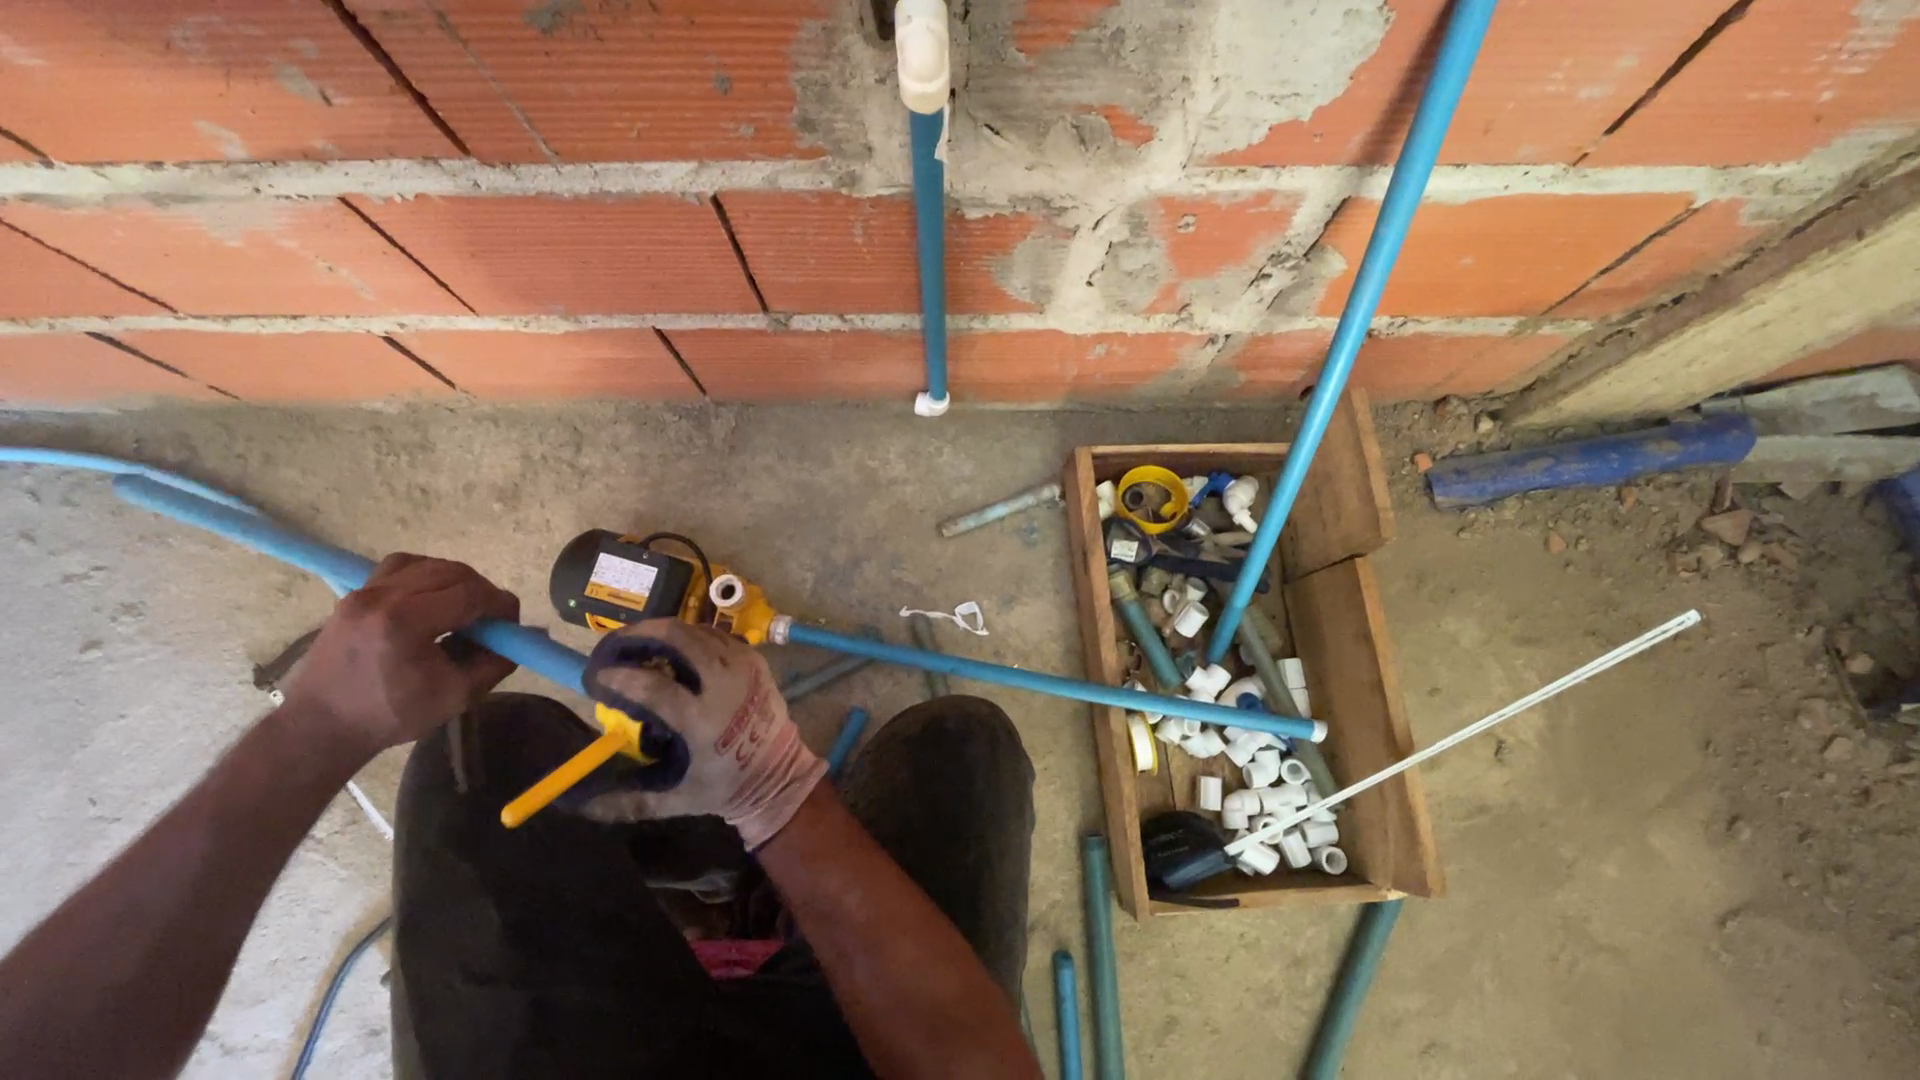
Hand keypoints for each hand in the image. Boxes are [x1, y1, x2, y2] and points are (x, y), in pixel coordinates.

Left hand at [279, 553, 519, 757]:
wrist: (321, 726)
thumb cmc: (391, 716)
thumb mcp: (457, 696)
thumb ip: (497, 662)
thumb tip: (523, 638)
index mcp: (405, 622)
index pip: (471, 593)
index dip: (501, 605)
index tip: (512, 625)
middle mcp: (381, 597)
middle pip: (452, 572)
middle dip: (482, 591)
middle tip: (492, 620)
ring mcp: (363, 592)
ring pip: (426, 563)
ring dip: (455, 580)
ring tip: (463, 608)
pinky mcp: (354, 596)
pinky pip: (399, 568)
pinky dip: (425, 575)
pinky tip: (432, 600)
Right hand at [583, 619, 825, 848]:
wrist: (779, 774)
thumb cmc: (725, 787)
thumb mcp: (677, 800)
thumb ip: (629, 802)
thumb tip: (581, 805)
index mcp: (703, 721)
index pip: (655, 688)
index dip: (622, 677)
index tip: (599, 675)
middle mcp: (725, 686)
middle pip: (680, 639)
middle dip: (643, 633)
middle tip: (617, 641)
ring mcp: (744, 668)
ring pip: (699, 631)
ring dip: (667, 630)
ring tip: (641, 639)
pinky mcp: (756, 661)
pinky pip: (719, 636)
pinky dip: (693, 635)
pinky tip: (675, 645)